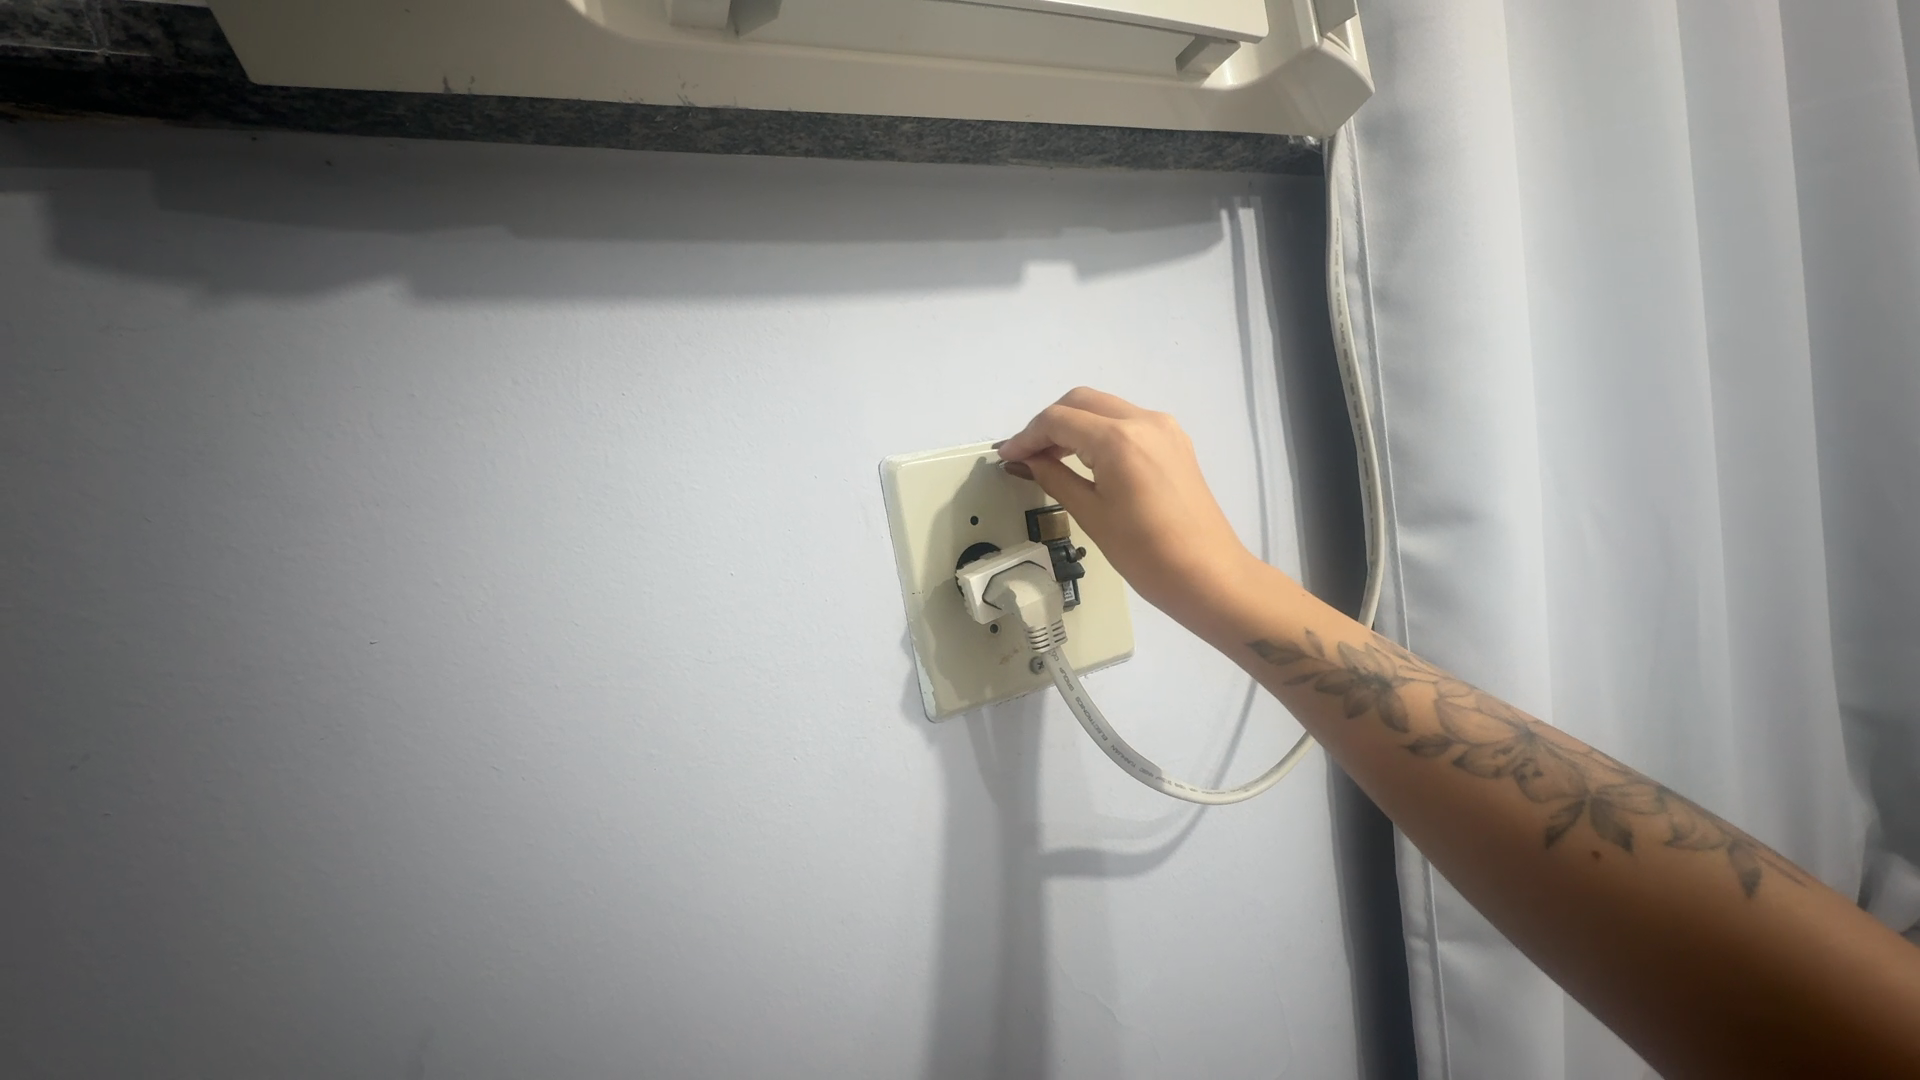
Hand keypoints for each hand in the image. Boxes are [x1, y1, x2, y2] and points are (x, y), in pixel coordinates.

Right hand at [997, 388, 1261, 625]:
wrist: (1208, 575)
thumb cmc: (1145, 554)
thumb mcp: (1091, 515)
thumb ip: (1053, 477)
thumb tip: (1023, 461)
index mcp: (1119, 439)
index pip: (1058, 421)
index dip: (1026, 437)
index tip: (1006, 456)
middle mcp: (1144, 420)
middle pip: (1081, 401)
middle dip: (1048, 423)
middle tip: (1027, 455)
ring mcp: (1164, 428)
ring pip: (1104, 407)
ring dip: (1073, 424)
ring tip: (1050, 458)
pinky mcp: (1175, 441)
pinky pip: (1127, 421)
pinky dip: (1099, 431)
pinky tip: (1085, 459)